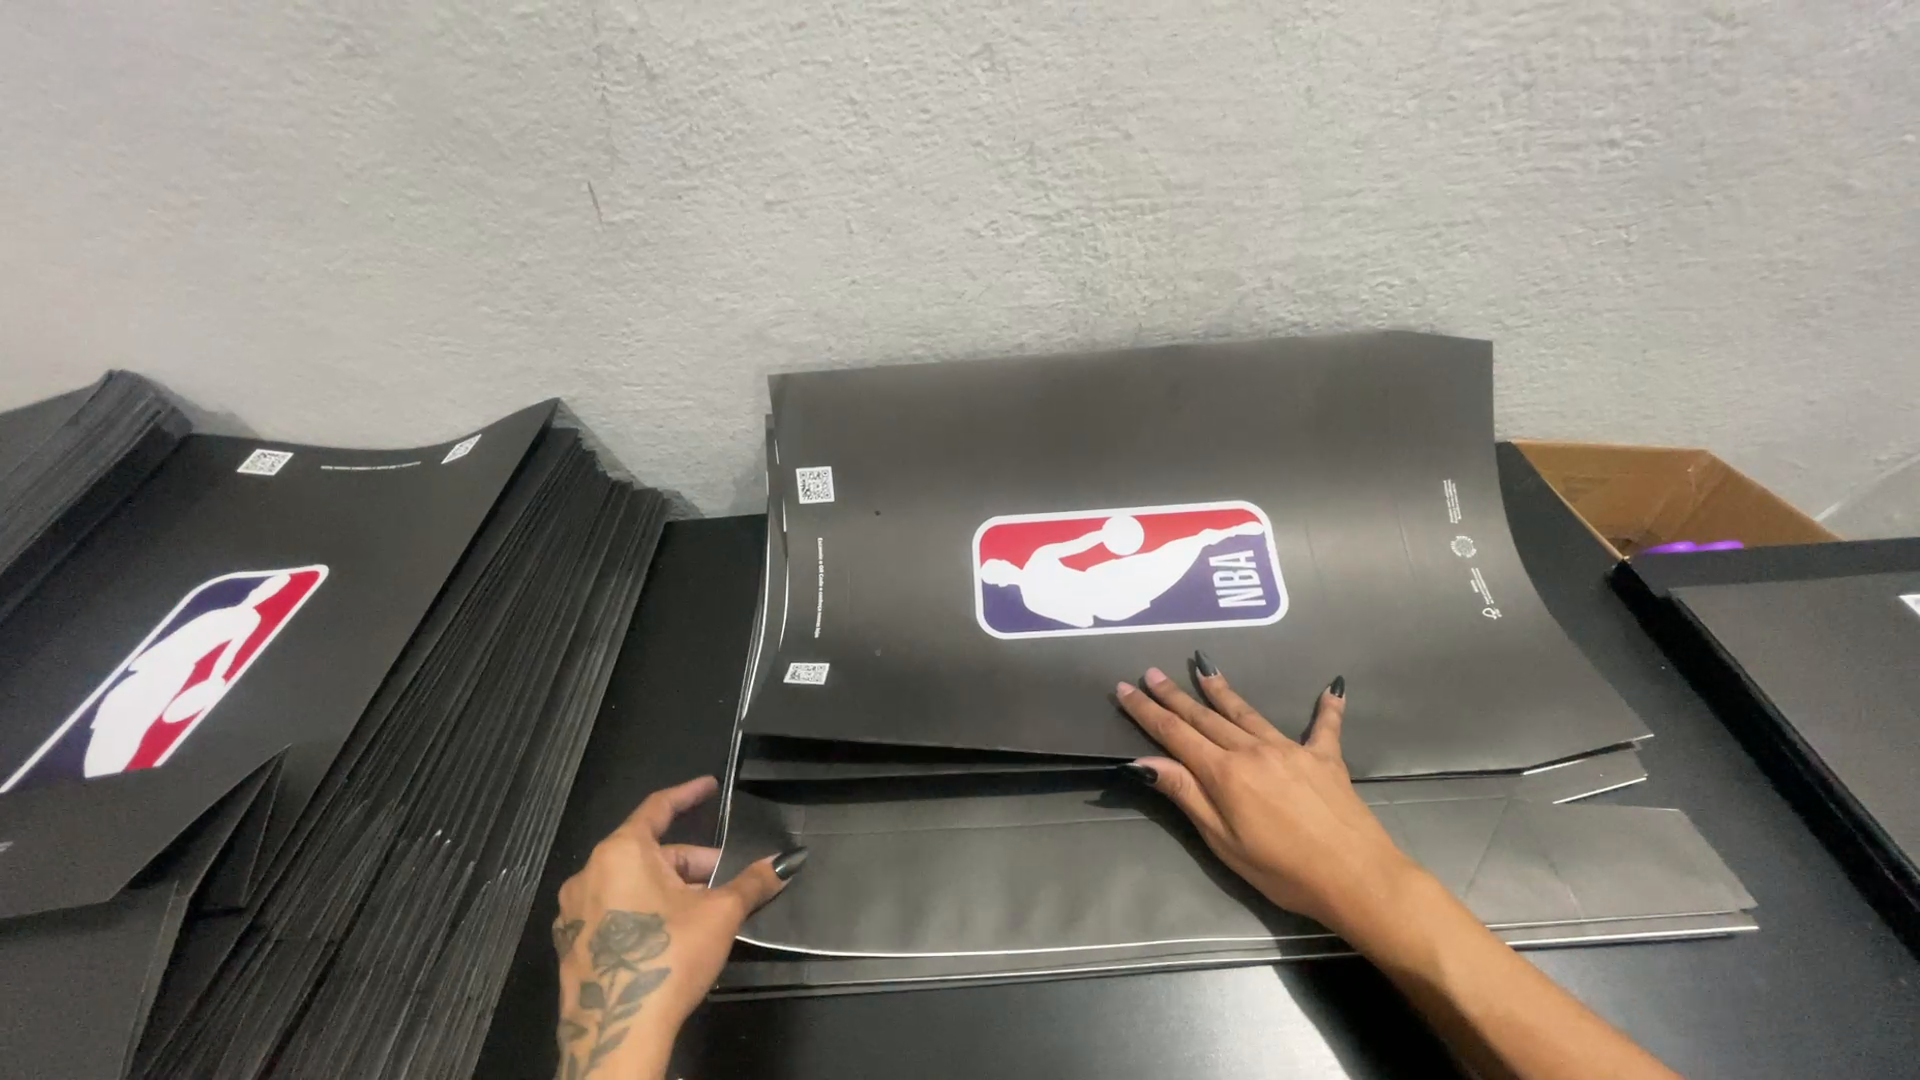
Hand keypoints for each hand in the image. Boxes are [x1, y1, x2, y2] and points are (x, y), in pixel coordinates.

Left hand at [553, 776, 805, 1079]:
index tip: (709, 787)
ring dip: (671, 889)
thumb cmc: (668, 956)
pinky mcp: (572, 946)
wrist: (617, 1034)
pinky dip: (645, 910)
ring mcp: (575, 912)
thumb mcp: (721, 913)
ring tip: (706, 910)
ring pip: (633, 883)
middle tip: (726, 878)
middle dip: (692, 863)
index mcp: (622, 852)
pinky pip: (614, 911)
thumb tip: (789, 861)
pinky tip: (673, 934)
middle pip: (650, 852)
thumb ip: (753, 882)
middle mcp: (589, 873)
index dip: (688, 794)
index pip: (658, 807)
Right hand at [1115, 659, 1420, 939]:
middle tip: (1152, 672)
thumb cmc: (1282, 870)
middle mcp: (1252, 749)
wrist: (1357, 878)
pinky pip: (1325, 726)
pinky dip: (1327, 707)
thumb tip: (1144, 761)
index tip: (1124, 688)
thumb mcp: (1223, 841)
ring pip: (1246, 712)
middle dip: (1174, 696)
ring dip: (1221, 690)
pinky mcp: (1326, 757)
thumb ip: (1186, 794)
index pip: (1174, 733)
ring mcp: (1290, 749)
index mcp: (1224, 772)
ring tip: (1203, 668)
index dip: (1146, 711)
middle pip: (1204, 717)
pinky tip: (1333, 686)